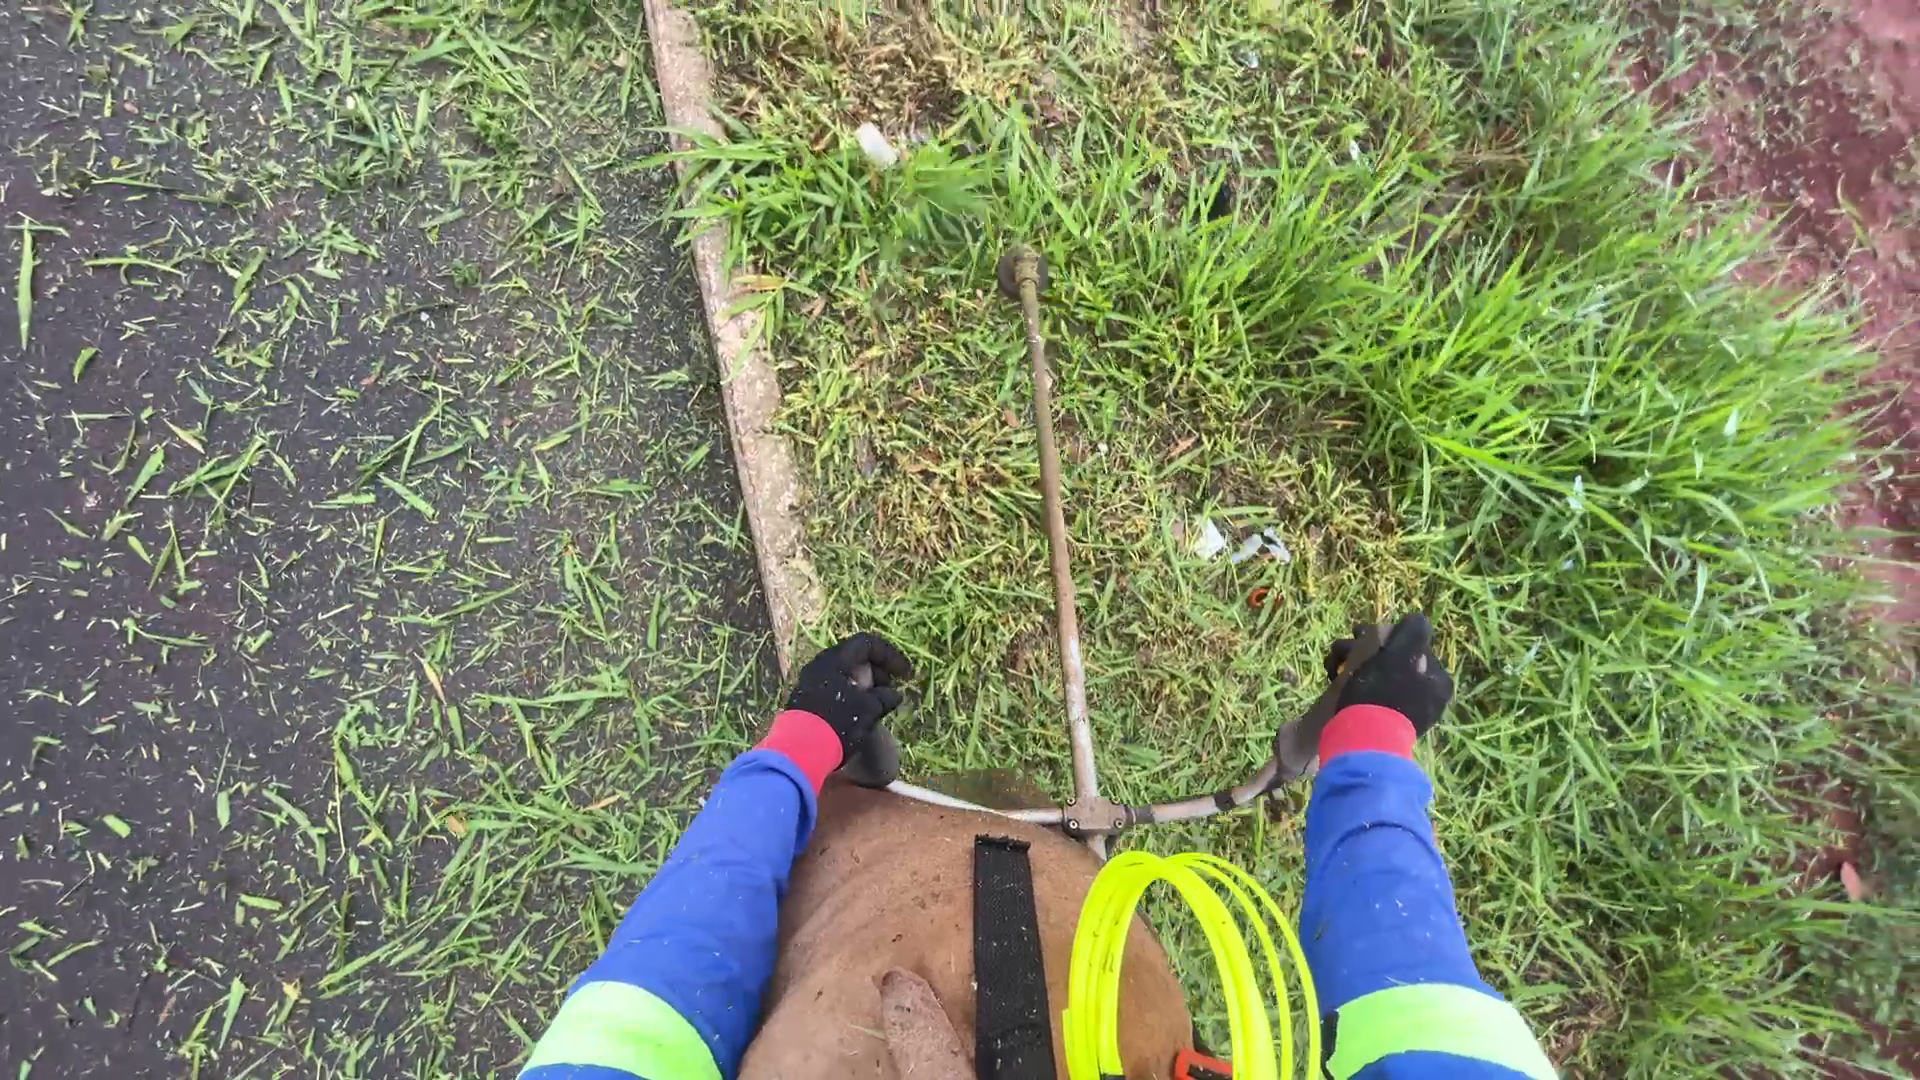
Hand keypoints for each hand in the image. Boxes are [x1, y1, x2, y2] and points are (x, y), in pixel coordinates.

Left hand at [785, 633, 913, 759]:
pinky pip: (833, 686)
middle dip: (877, 671)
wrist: (800, 750)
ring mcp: (810, 680)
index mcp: (837, 659)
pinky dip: (850, 693)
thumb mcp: (869, 709)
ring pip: (844, 673)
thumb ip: (885, 697)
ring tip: (876, 704)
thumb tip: (893, 695)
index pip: (868, 643)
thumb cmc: (839, 723)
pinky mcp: (804, 697)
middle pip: (855, 657)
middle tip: (889, 689)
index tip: (904, 674)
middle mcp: (821, 664)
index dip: (890, 655)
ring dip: (863, 684)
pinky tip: (857, 712)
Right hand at [1327, 613, 1452, 736]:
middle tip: (1340, 652)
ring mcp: (1405, 710)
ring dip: (1351, 663)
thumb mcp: (1399, 653)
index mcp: (1437, 680)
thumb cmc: (1379, 692)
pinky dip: (1353, 682)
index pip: (1411, 644)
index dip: (1383, 635)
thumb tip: (1417, 619)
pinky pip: (1370, 691)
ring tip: (1331, 668)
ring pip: (1377, 673)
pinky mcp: (1382, 720)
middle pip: (1392, 659)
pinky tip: (1335, 683)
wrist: (1361, 738)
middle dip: (1362, 650)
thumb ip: (1413, 631)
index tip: (1357, 633)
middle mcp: (1426, 696)